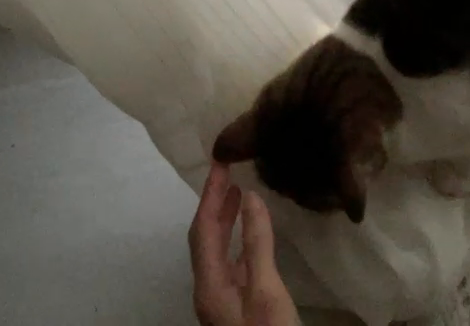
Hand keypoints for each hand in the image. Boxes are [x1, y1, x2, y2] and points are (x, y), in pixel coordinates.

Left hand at [189, 163, 299, 325]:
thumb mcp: (267, 291)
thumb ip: (257, 244)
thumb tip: (250, 196)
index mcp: (208, 285)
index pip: (202, 228)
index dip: (210, 193)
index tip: (221, 160)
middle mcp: (208, 291)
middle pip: (204, 238)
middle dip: (214, 202)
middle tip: (229, 170)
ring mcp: (221, 302)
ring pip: (216, 251)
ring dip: (225, 220)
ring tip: (239, 193)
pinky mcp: (236, 309)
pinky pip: (229, 263)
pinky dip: (238, 239)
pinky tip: (252, 233)